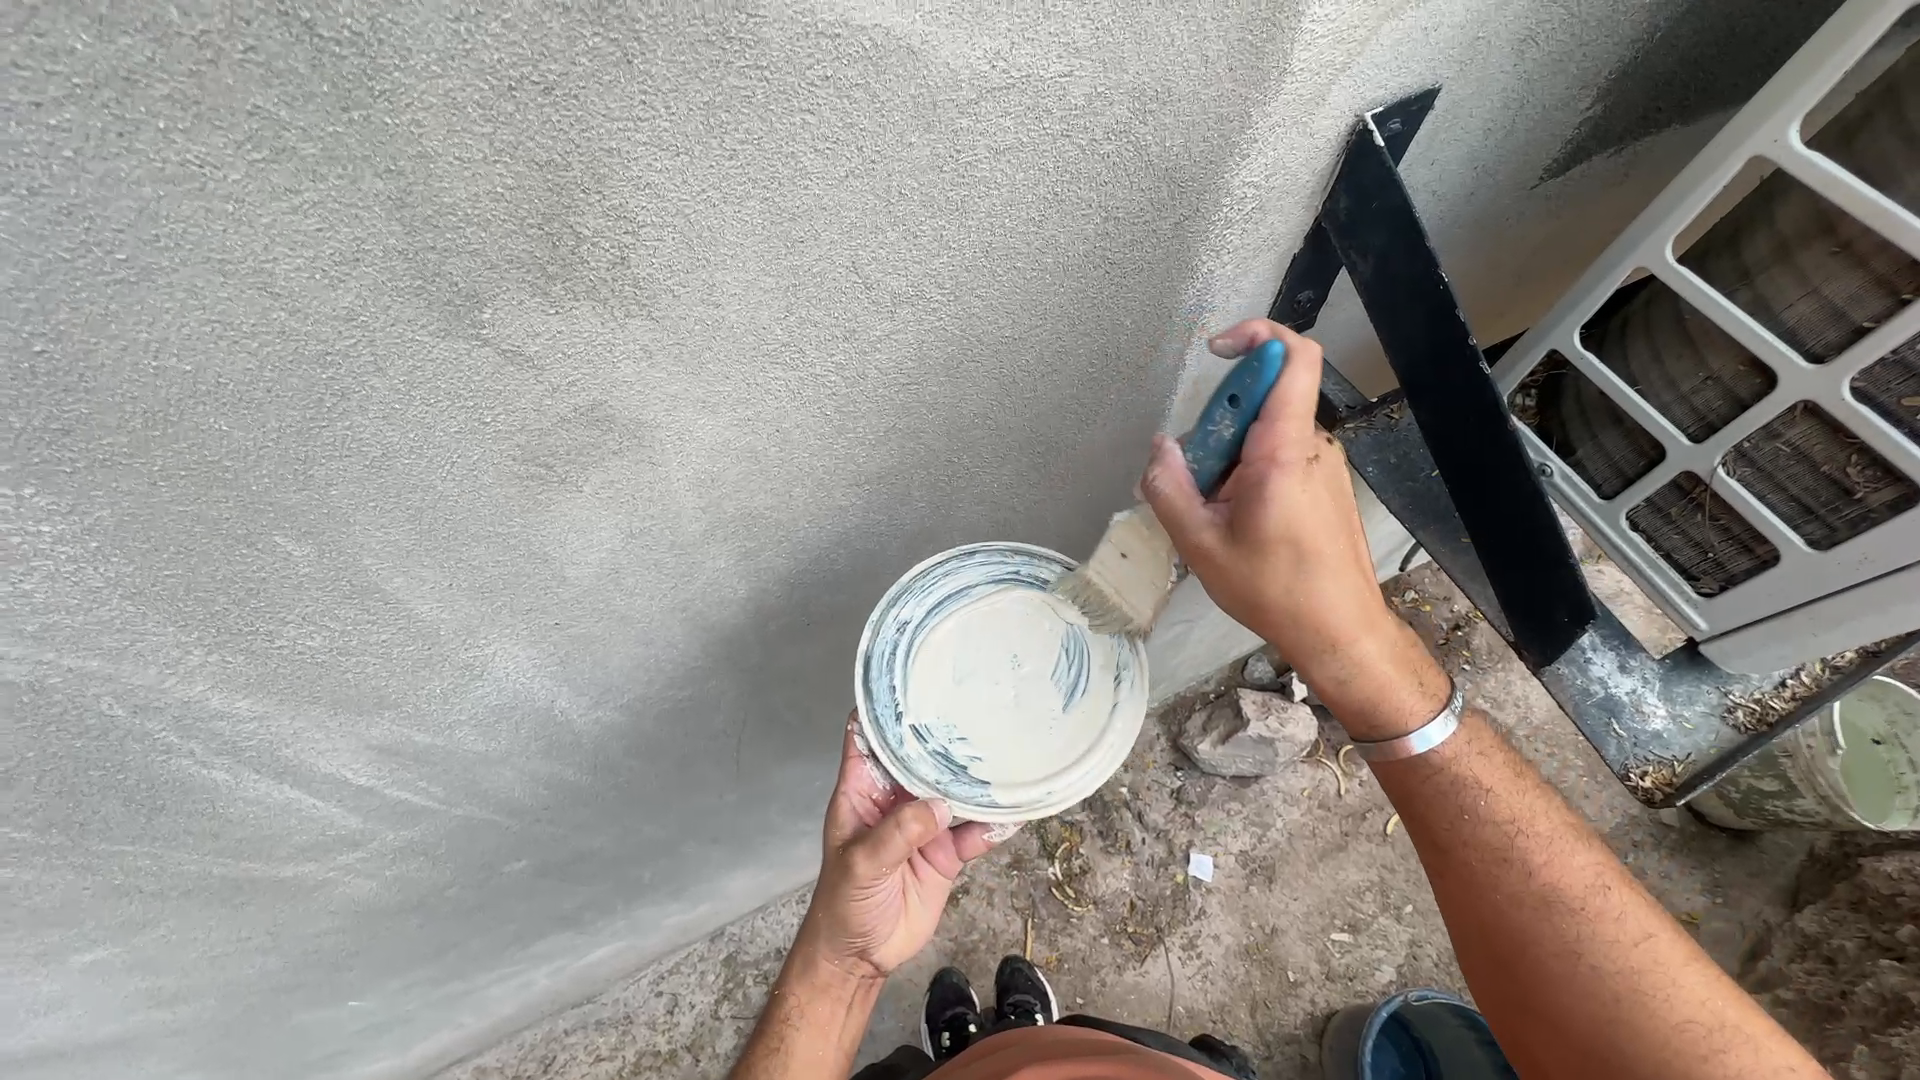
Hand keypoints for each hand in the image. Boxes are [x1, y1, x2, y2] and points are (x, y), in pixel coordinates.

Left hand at [794, 713, 1010, 981]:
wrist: (862, 956)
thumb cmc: (843, 903)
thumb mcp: (862, 865)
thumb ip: (898, 833)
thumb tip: (939, 805)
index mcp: (864, 789)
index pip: (869, 736)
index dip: (884, 707)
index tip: (912, 679)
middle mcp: (896, 797)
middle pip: (921, 757)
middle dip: (944, 736)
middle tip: (977, 708)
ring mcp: (924, 823)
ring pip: (954, 791)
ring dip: (976, 778)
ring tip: (1007, 752)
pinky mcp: (946, 851)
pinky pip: (975, 832)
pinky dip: (995, 823)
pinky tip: (1017, 810)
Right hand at [1141, 319, 1446, 736]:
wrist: (1339, 631)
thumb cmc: (1272, 590)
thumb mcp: (1199, 544)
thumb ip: (1168, 488)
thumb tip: (1160, 448)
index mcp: (1284, 451)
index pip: (1293, 359)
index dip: (1258, 335)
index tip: (1217, 352)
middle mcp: (1312, 448)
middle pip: (1265, 398)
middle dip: (1219, 421)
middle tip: (1194, 477)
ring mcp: (1324, 467)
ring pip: (1268, 432)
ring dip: (1229, 455)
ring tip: (1213, 512)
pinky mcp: (1327, 487)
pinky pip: (1281, 457)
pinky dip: (1248, 473)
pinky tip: (1236, 522)